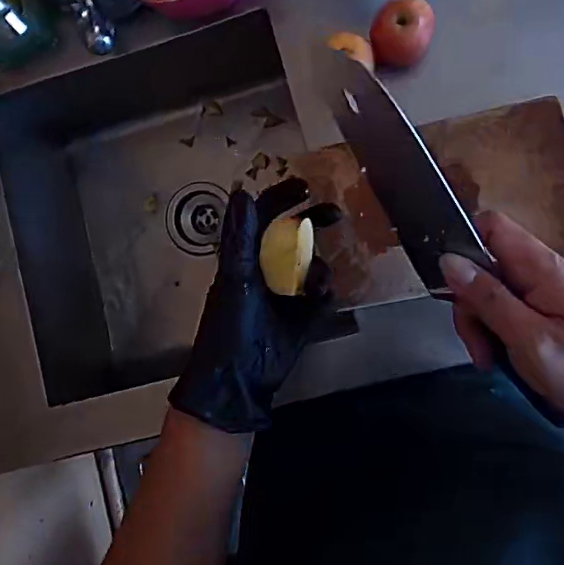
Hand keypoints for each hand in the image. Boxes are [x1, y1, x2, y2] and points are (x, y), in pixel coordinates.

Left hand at [169, 178, 338, 434]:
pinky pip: (322, 298)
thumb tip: (241, 193)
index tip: (305, 186)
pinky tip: (321, 299)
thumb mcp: (235, 279)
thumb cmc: (228, 327)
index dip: (282, 198)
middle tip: (336, 214)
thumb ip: (241, 238)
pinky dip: (325, 295)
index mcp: (246, 258)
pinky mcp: (303, 317)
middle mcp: (268, 270)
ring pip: (314, 266)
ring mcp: (287, 294)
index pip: (265, 218)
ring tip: (318, 282)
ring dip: (320, 269)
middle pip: (296, 237)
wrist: (238, 379)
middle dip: (314, 224)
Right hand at [440, 211, 563, 429]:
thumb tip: (450, 261)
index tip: (449, 283)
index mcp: (541, 267)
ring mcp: (543, 293)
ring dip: (481, 325)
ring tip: (491, 360)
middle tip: (477, 345)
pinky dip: (496, 334)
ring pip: (490, 292)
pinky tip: (503, 359)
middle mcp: (541, 272)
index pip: (491, 226)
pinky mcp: (545, 313)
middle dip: (469, 303)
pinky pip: (506, 311)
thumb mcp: (530, 340)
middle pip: (484, 265)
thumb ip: (489, 298)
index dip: (462, 242)